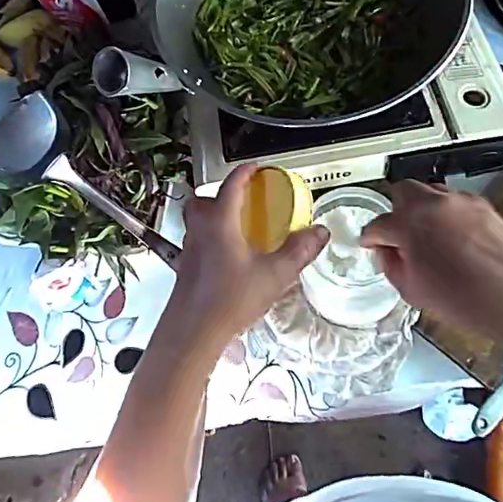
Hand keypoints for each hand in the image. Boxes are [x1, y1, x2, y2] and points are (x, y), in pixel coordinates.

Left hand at [158, 164, 327, 354]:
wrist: (192, 333)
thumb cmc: (228, 302)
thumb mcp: (274, 275)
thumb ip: (299, 251)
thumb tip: (318, 232)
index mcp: (220, 224)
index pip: (230, 186)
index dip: (243, 172)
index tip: (254, 168)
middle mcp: (199, 232)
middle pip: (203, 200)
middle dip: (220, 194)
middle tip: (242, 199)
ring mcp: (188, 250)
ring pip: (196, 221)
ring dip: (213, 216)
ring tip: (236, 226)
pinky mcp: (184, 269)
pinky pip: (197, 242)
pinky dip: (210, 239)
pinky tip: (228, 257)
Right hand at [360, 180, 502, 352]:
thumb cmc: (466, 298)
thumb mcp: (412, 290)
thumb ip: (392, 265)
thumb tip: (389, 254)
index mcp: (407, 224)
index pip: (378, 224)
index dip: (371, 236)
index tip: (372, 242)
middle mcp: (431, 204)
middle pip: (402, 191)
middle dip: (396, 209)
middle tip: (397, 230)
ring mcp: (457, 202)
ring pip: (429, 191)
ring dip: (422, 207)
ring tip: (428, 233)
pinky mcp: (480, 204)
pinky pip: (454, 200)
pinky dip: (447, 212)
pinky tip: (452, 234)